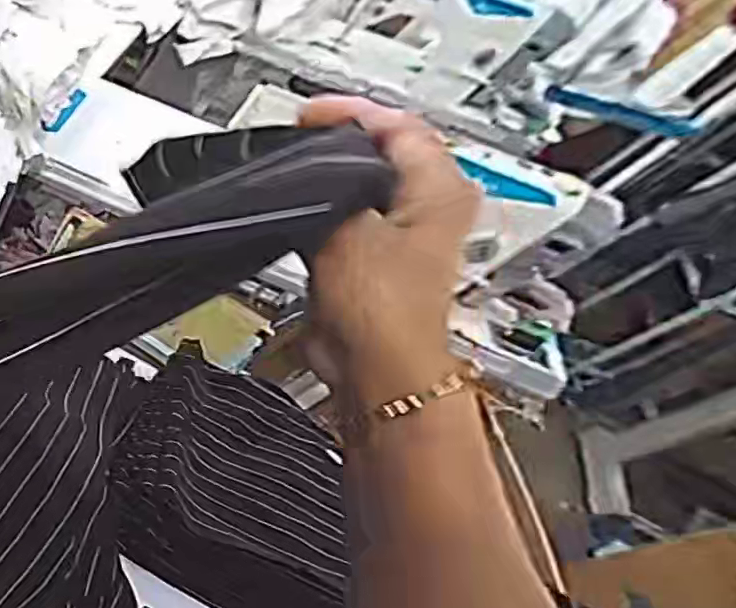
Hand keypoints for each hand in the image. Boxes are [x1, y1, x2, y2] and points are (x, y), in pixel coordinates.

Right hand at [299, 97, 480, 400]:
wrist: (372, 365)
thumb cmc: (383, 313)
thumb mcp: (348, 239)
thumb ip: (331, 203)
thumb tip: (312, 189)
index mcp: (440, 191)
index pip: (400, 129)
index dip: (354, 117)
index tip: (313, 115)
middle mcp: (424, 211)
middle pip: (381, 159)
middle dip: (340, 148)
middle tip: (304, 140)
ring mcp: (393, 242)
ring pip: (358, 195)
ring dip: (326, 187)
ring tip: (296, 178)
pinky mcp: (363, 269)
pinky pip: (338, 231)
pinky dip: (315, 222)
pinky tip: (296, 223)